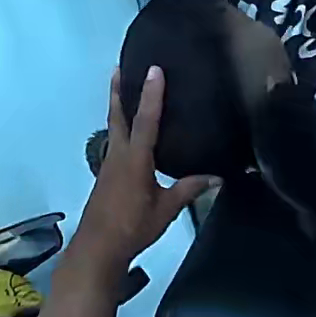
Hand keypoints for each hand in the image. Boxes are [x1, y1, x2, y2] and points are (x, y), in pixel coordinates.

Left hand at [70, 66, 217, 272]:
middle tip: (119, 67)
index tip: (154, 70)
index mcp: (135, 159)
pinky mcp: (106, 175)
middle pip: (117, 116)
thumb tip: (217, 177)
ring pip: (113, 128)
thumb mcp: (166, 209)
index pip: (146, 120)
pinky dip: (120, 128)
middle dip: (117, 91)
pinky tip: (130, 133)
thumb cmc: (133, 226)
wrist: (98, 248)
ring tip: (123, 90)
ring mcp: (109, 164)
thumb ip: (189, 189)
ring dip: (117, 107)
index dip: (151, 94)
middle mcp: (118, 155)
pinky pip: (114, 142)